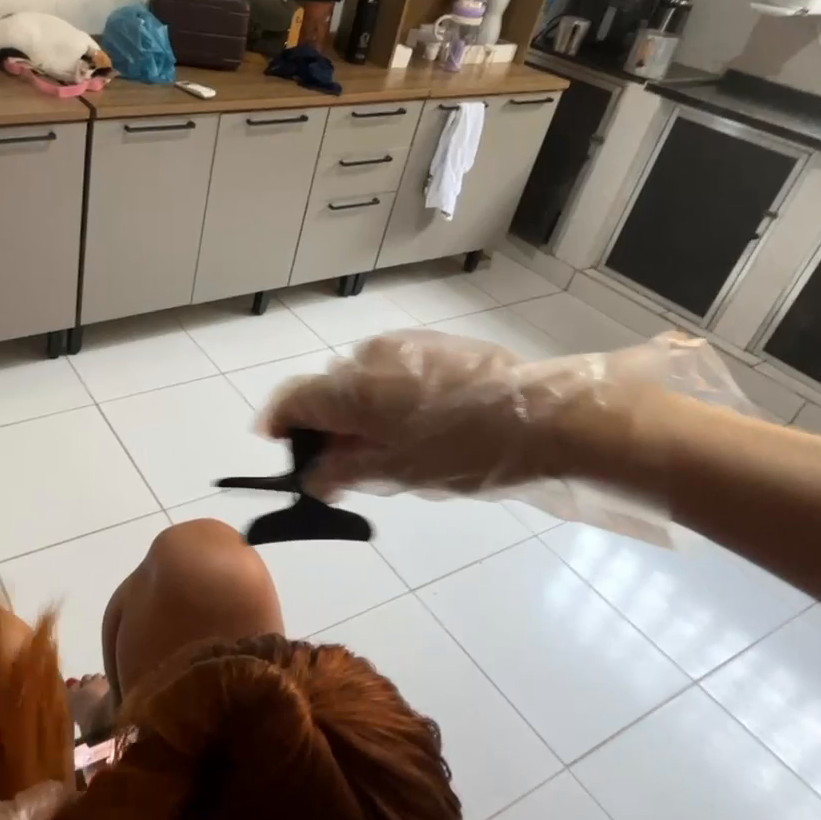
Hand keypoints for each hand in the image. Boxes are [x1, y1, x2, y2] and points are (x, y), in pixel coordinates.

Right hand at [260, 329, 735, 497]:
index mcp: (350, 388)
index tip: (277, 446)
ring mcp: (400, 345)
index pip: (291, 400)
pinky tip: (423, 423)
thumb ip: (341, 471)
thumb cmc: (461, 453)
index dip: (278, 424)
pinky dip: (389, 395)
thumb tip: (311, 476)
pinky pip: (391, 370)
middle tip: (345, 465)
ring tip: (394, 447)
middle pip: (326, 390)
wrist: (542, 418)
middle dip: (327, 425)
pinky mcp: (431, 343)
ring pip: (361, 380)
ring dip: (361, 410)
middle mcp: (365, 357)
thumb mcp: (395, 473)